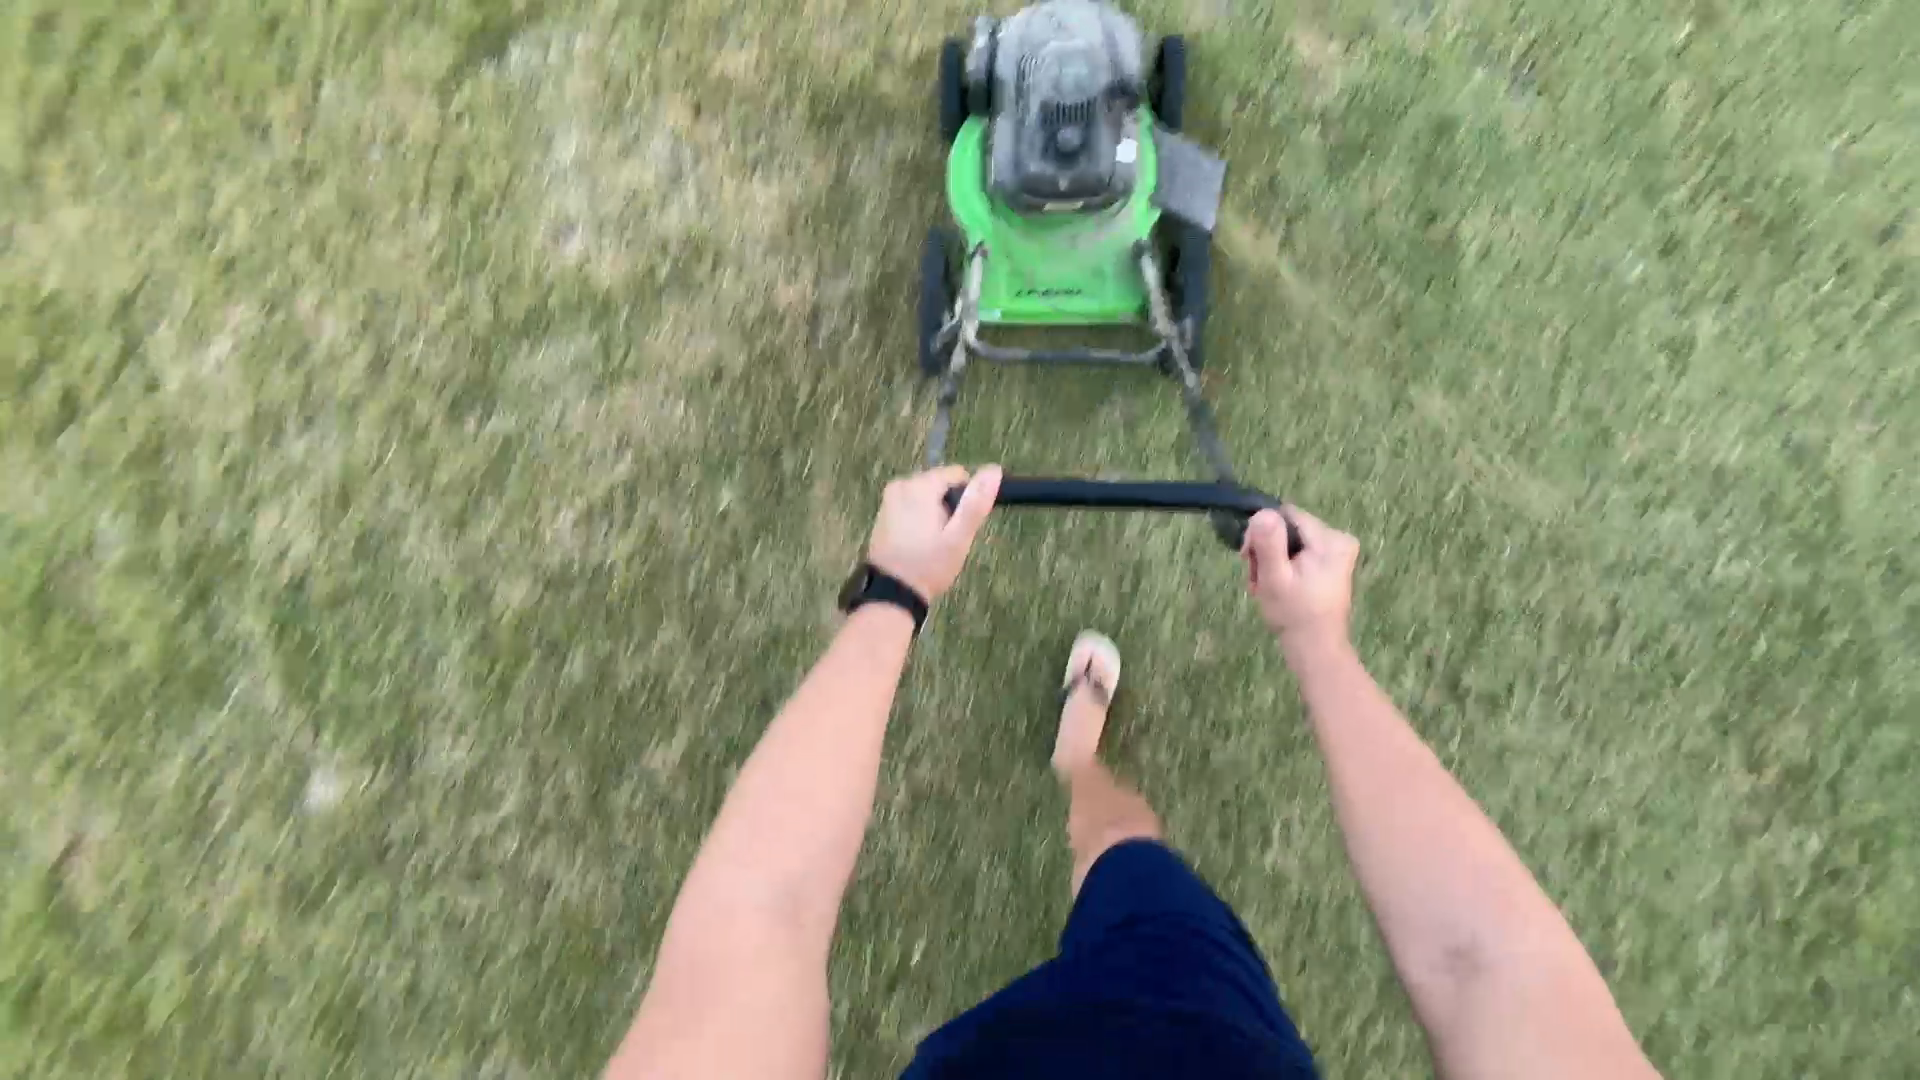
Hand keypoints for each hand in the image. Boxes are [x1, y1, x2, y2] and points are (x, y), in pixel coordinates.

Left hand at [866, 465, 1002, 601]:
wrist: (892, 592)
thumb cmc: (929, 565)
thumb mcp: (958, 538)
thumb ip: (975, 503)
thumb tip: (994, 470)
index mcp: (919, 485)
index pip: (957, 475)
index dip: (966, 500)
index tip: (960, 526)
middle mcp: (901, 484)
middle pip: (940, 485)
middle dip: (948, 508)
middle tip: (947, 539)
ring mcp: (889, 499)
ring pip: (926, 497)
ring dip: (935, 515)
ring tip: (933, 543)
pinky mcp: (883, 513)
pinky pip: (911, 506)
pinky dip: (919, 520)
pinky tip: (919, 544)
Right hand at [1243, 505, 1359, 651]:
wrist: (1314, 647)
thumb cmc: (1294, 614)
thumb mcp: (1275, 578)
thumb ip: (1268, 544)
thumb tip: (1261, 512)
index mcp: (1330, 539)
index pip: (1285, 515)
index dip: (1262, 533)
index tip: (1250, 559)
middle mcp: (1339, 539)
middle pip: (1286, 528)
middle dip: (1266, 550)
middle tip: (1257, 578)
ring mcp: (1336, 551)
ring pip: (1288, 541)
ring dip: (1270, 560)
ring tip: (1265, 585)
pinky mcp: (1330, 563)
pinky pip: (1297, 552)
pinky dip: (1282, 566)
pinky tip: (1277, 585)